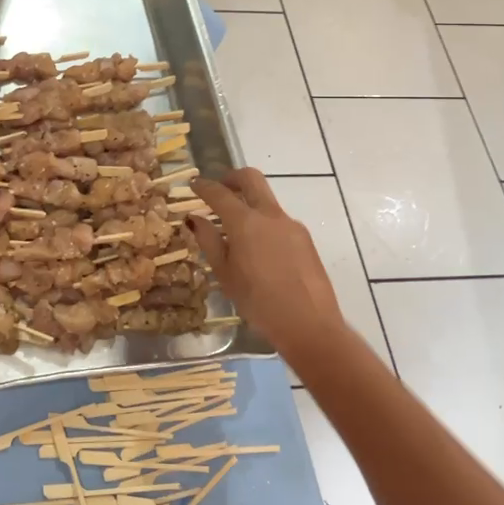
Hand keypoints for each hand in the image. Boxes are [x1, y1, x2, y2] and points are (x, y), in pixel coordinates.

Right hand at [187, 168, 345, 359]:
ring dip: (249, 204)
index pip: (219, 193)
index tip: (193, 185)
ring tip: (236, 232)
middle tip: (219, 190)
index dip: (203, 186)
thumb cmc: (258, 302)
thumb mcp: (224, 273)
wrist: (310, 325)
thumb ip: (209, 240)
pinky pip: (279, 221)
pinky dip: (264, 224)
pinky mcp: (305, 239)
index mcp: (245, 222)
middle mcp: (270, 215)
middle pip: (251, 178)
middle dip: (231, 178)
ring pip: (266, 201)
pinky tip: (259, 252)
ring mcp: (291, 225)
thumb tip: (195, 219)